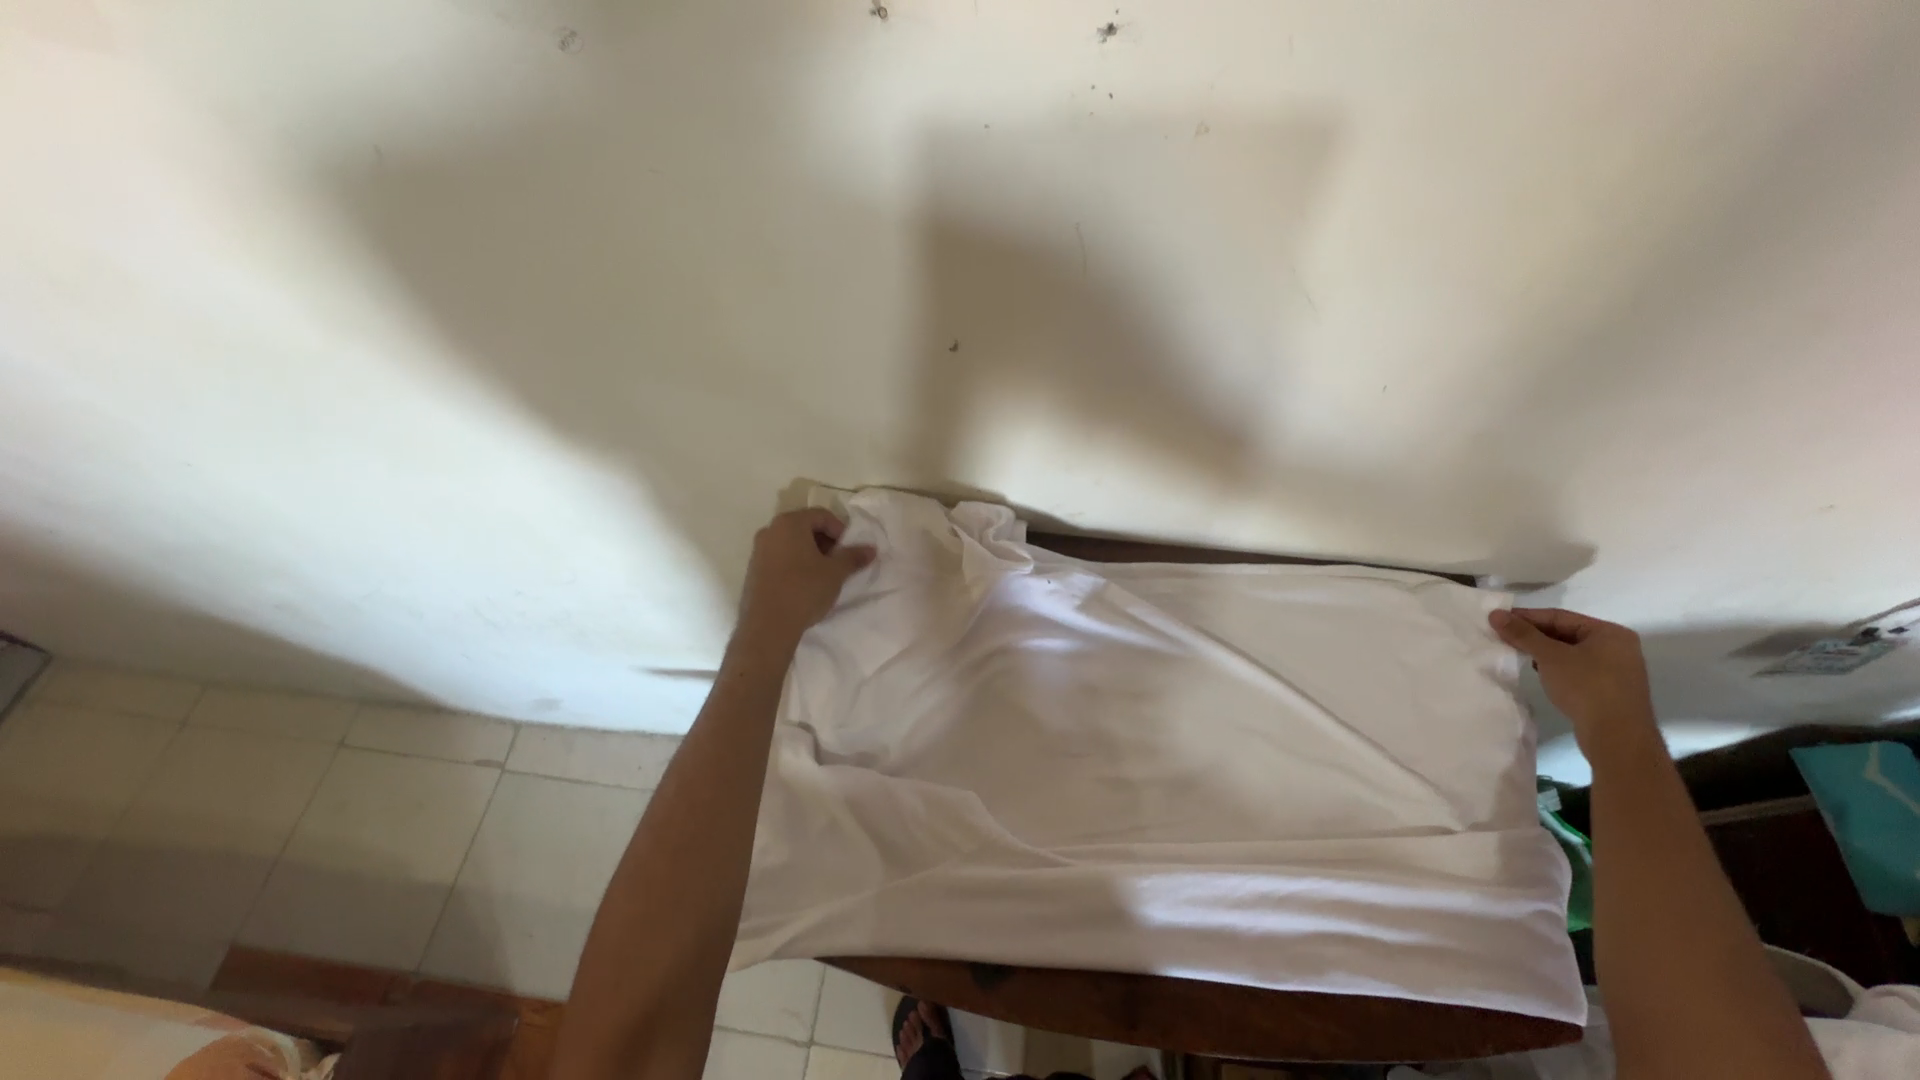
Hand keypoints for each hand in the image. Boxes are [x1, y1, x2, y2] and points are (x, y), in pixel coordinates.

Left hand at [737, 508, 875, 645]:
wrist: (768, 625)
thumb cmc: (804, 590)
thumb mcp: (835, 573)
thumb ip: (853, 557)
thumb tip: (871, 549)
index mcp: (790, 523)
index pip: (821, 515)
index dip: (840, 530)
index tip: (849, 550)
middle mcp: (770, 530)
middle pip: (805, 527)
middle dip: (825, 541)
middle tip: (838, 561)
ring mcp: (758, 550)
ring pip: (791, 543)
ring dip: (810, 553)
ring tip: (823, 575)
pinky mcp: (753, 570)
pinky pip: (779, 557)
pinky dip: (795, 564)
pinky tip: (804, 584)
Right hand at [1489, 607, 1656, 752]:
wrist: (1617, 735)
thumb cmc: (1586, 687)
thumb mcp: (1550, 657)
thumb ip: (1523, 634)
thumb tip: (1495, 614)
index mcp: (1609, 632)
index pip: (1560, 616)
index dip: (1526, 617)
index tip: (1498, 620)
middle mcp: (1618, 647)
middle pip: (1566, 633)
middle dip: (1534, 636)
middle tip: (1502, 636)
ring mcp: (1616, 669)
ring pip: (1571, 652)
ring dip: (1543, 652)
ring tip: (1516, 653)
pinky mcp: (1610, 689)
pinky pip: (1577, 669)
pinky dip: (1556, 667)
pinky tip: (1539, 672)